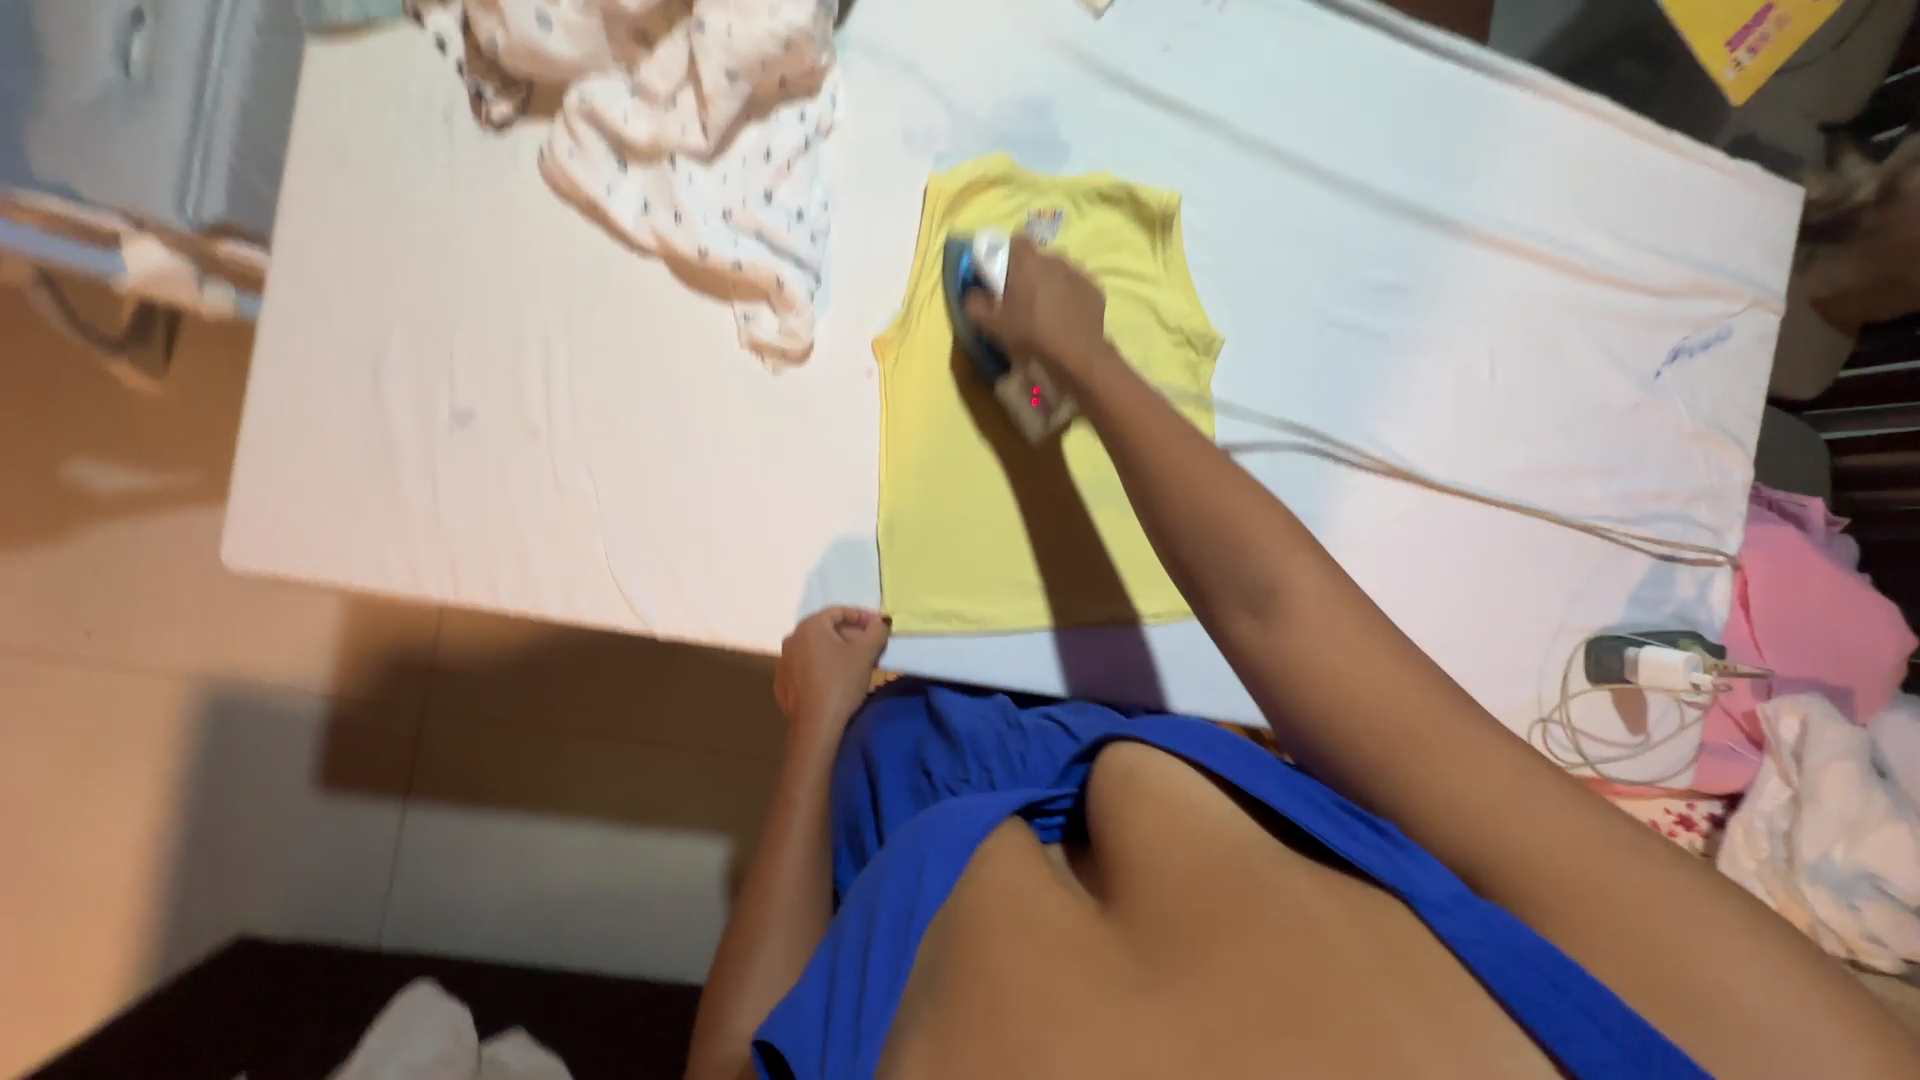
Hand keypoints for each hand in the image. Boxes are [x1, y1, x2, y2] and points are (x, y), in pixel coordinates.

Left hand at [774, 607, 890, 743]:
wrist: (816, 725)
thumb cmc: (842, 682)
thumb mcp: (866, 653)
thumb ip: (877, 631)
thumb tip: (881, 621)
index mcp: (810, 626)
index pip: (839, 611)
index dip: (862, 616)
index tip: (878, 626)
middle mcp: (792, 638)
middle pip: (827, 629)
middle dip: (851, 635)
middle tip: (871, 646)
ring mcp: (784, 661)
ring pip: (817, 648)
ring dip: (838, 650)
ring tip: (857, 664)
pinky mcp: (783, 682)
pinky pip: (807, 666)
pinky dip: (823, 666)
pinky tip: (837, 680)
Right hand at [963, 234, 1111, 382]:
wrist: (1075, 356)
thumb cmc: (1030, 335)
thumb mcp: (991, 325)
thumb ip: (974, 303)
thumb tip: (973, 293)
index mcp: (1027, 261)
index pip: (1015, 241)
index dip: (1008, 256)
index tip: (1004, 276)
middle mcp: (1055, 258)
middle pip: (1038, 258)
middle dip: (1030, 273)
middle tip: (1024, 299)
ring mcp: (1078, 272)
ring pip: (1059, 272)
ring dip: (1052, 285)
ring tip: (1048, 312)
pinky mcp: (1094, 289)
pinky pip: (1077, 287)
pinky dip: (1071, 298)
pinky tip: (1067, 318)